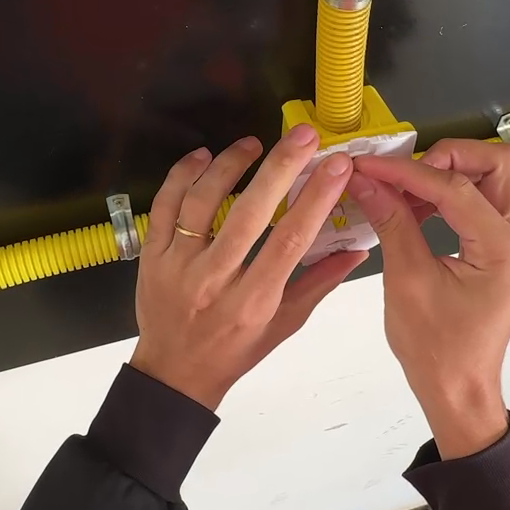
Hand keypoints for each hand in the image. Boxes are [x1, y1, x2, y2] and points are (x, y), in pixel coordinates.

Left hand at [130, 125, 367, 409]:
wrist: (174, 374)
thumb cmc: (235, 350)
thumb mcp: (284, 325)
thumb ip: (319, 283)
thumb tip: (358, 248)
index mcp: (253, 301)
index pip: (289, 241)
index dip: (315, 199)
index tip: (337, 166)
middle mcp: (214, 281)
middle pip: (247, 215)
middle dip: (280, 168)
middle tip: (304, 135)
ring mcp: (177, 266)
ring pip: (201, 203)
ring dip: (229, 165)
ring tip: (253, 143)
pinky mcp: (150, 256)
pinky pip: (164, 206)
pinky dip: (182, 176)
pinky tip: (203, 157)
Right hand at [347, 139, 509, 458]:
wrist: (459, 390)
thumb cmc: (436, 348)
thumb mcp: (407, 281)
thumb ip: (392, 222)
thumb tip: (366, 180)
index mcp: (505, 248)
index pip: (456, 186)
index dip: (407, 170)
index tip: (369, 166)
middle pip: (500, 162)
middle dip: (449, 155)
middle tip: (405, 173)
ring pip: (495, 176)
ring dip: (451, 172)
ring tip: (405, 190)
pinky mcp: (503, 249)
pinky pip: (484, 201)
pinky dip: (452, 193)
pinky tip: (417, 208)